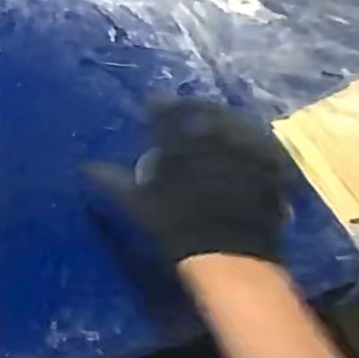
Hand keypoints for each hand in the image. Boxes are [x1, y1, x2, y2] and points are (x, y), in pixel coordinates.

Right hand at [86, 98, 291, 264]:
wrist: (228, 253)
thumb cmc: (174, 222)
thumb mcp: (135, 200)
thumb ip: (112, 178)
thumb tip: (86, 166)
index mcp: (184, 142)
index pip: (169, 113)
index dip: (159, 106)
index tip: (150, 104)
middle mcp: (220, 140)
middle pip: (207, 112)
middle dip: (192, 109)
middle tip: (179, 110)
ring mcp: (251, 153)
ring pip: (235, 124)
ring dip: (220, 121)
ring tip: (207, 125)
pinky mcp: (273, 170)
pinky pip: (257, 145)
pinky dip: (244, 140)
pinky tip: (237, 146)